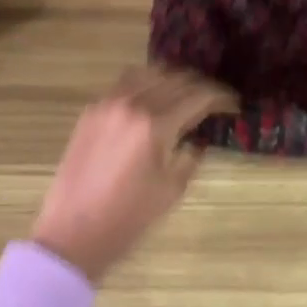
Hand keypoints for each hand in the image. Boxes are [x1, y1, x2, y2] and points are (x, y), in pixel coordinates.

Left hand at [31, 67, 235, 283]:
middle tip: (213, 101)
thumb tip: (198, 137)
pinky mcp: (90, 112)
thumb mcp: (171, 190)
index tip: (232, 105)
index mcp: (154, 125)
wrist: (73, 233)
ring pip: (147, 73)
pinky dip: (144, 85)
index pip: (197, 97)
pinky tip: (151, 100)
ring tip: (183, 95)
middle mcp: (131, 104)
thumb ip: (190, 156)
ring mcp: (107, 104)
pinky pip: (123, 84)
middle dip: (199, 87)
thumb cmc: (127, 219)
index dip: (220, 98)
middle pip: (174, 79)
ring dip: (170, 80)